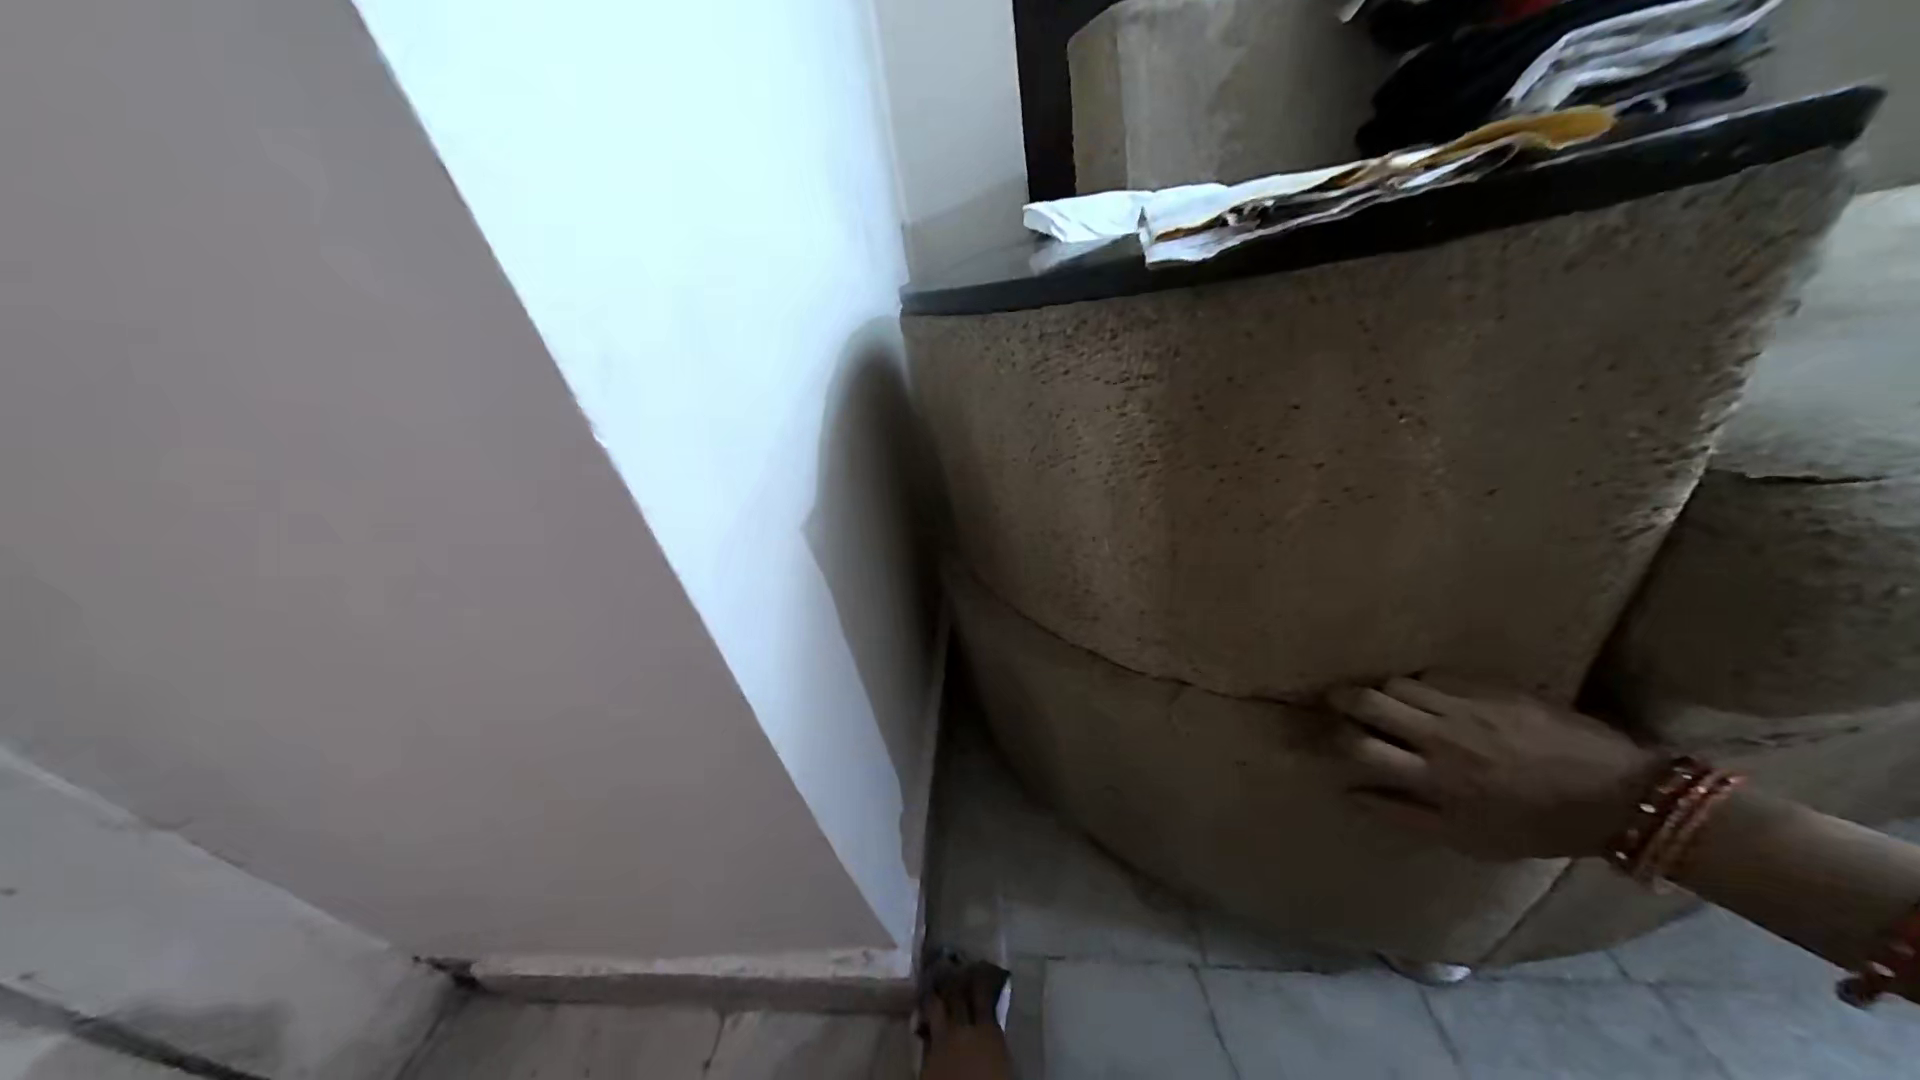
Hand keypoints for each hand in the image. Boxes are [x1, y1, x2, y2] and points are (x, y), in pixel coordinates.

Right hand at [1324, 674, 1662, 860]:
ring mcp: (1466, 705)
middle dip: (1342, 698)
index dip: (1334, 738)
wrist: (1620, 795)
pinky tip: (1428, 695)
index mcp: (1434, 776)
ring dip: (1382, 691)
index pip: (1359, 745)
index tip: (1327, 738)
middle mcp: (1441, 735)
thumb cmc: (1536, 826)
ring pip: (1397, 682)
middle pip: (1368, 700)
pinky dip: (1420, 683)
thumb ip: (1402, 814)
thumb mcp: (1467, 838)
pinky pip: (1435, 674)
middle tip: (1336, 702)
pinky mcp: (1491, 687)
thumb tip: (1349, 792)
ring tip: (1386, 701)